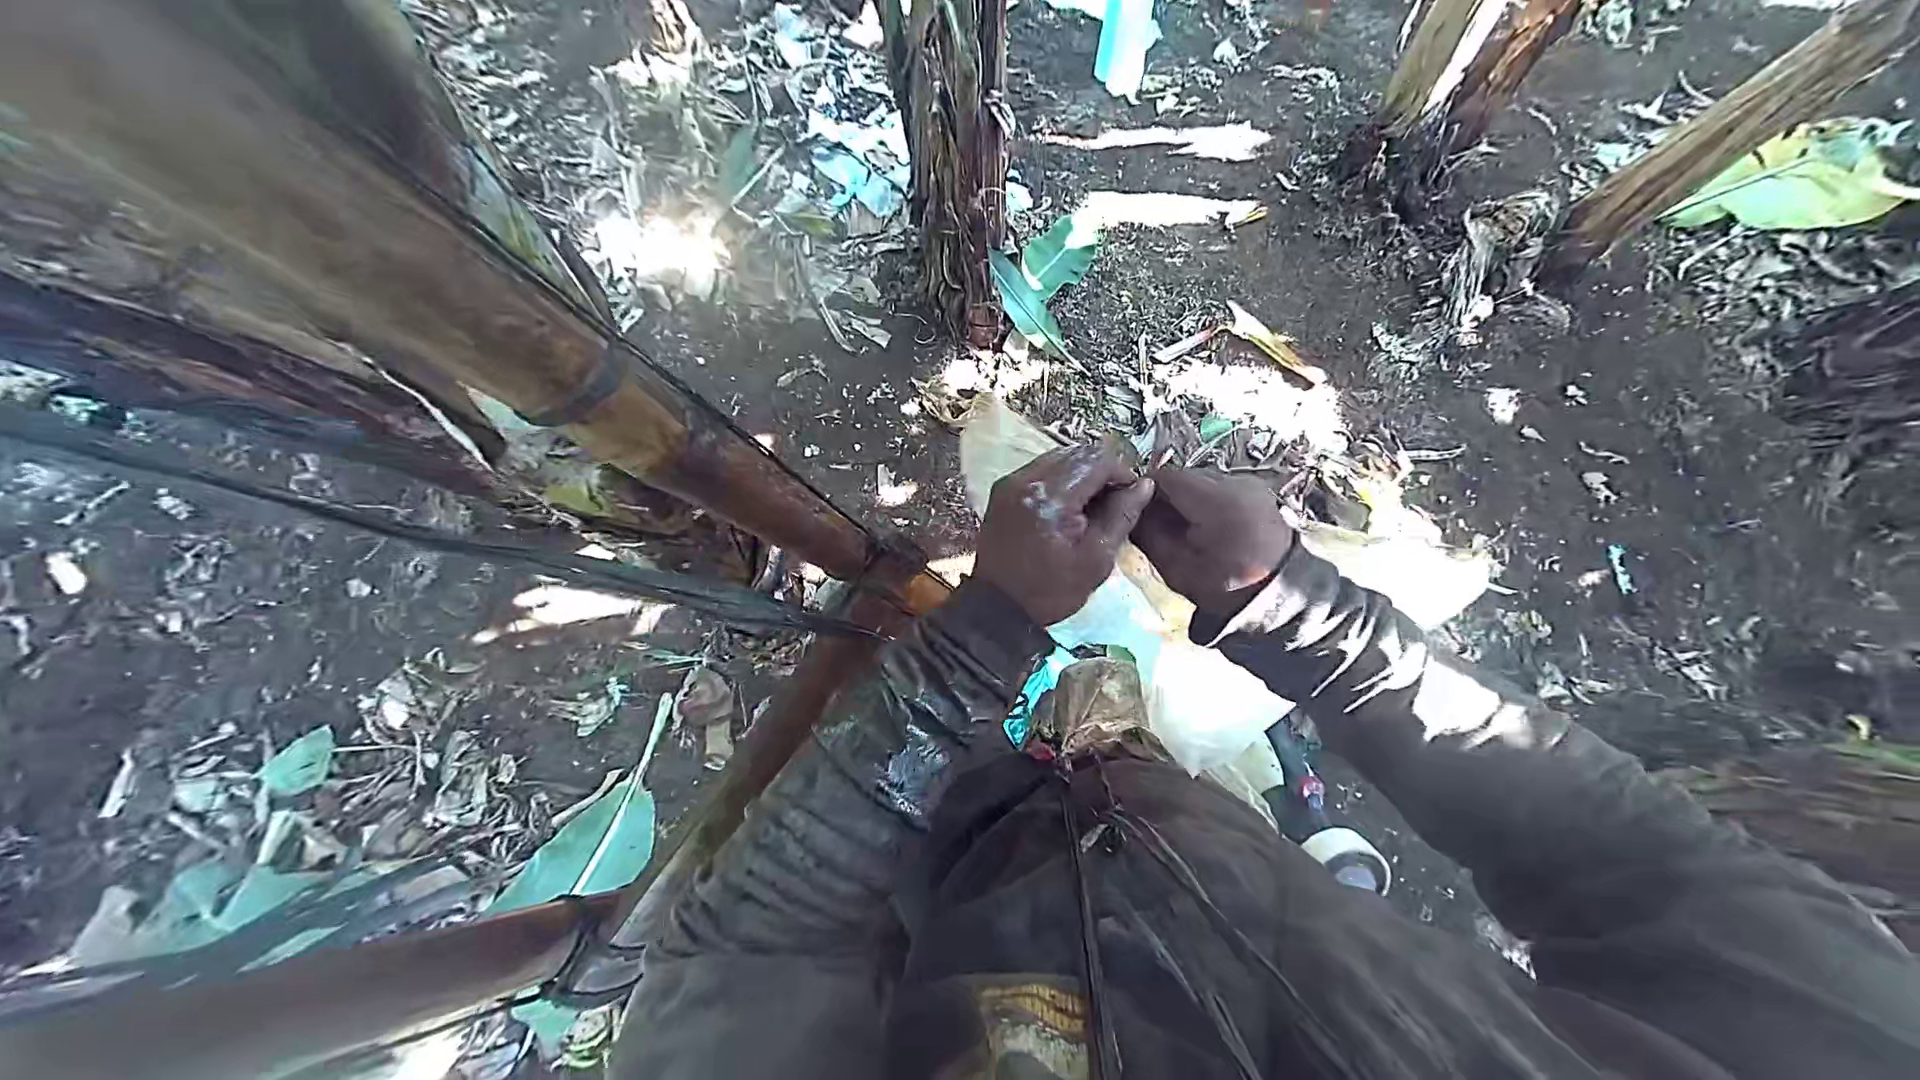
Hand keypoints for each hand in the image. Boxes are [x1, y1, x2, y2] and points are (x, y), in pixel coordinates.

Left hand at [973, 441, 1155, 625]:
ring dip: (1081, 474)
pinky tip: (1068, 508)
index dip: (1122, 473)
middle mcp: (1026, 480)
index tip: (1131, 496)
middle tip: (1113, 503)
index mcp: (1051, 497)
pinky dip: (1060, 480)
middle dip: (1102, 472)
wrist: (998, 608)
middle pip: (1077, 453)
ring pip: (1059, 458)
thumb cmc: (1050, 591)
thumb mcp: (1096, 559)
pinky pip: (1040, 471)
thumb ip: (1121, 515)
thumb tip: (1144, 484)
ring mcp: (1010, 482)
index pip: (1098, 460)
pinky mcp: (1003, 491)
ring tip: (1091, 508)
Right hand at [1130, 467, 1294, 615]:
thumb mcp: (1176, 567)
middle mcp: (1236, 482)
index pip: (1165, 476)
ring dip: (1185, 499)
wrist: (1280, 595)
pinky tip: (1204, 525)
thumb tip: (1130, 510)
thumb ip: (1148, 533)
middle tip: (1156, 525)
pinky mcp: (1256, 489)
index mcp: (1216, 501)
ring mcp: (1249, 483)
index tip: (1135, 512)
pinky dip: (1204, 501)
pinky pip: (1217, 487)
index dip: (1144, 492)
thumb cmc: (1225, 589)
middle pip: (1183, 476)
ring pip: (1199, 480)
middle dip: (1165, 496)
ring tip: (1183, 528)